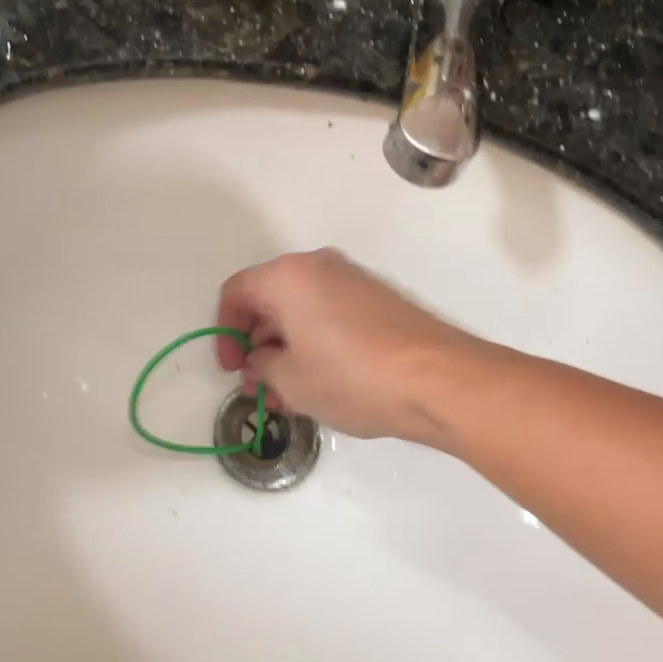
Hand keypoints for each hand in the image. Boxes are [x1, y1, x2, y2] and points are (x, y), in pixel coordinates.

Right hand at [214, 248, 489, 442]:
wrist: (437, 380)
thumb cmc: (351, 376)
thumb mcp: (291, 381)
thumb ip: (262, 367)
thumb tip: (262, 362)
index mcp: (288, 276)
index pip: (236, 292)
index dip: (225, 332)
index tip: (233, 368)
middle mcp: (319, 267)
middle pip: (269, 299)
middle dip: (257, 344)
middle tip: (259, 386)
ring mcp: (353, 281)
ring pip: (301, 310)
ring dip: (286, 348)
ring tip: (290, 394)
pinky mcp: (379, 301)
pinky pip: (330, 316)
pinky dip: (315, 343)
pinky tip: (321, 383)